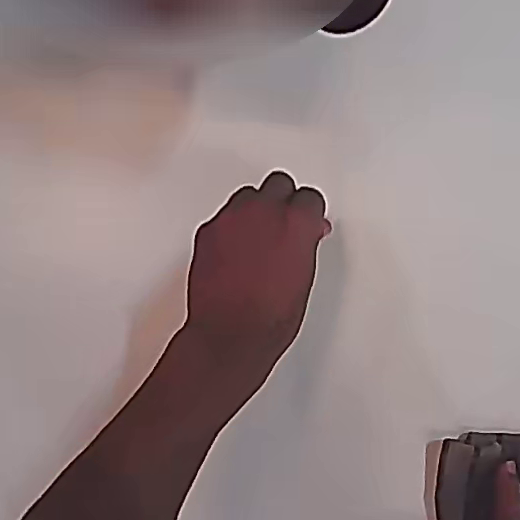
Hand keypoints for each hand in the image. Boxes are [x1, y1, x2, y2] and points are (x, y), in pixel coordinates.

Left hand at [179, 171, 329, 399]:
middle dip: (285, 200)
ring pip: (248, 196)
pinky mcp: (208, 230)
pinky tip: (238, 250)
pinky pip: (225, 217)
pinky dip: (233, 228)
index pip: (309, 198)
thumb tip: (303, 240)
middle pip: (278, 184)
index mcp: (296, 223)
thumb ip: (304, 248)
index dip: (311, 211)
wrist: (231, 334)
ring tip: (260, 236)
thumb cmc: (269, 318)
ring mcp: (232, 218)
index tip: (311, 220)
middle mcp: (263, 211)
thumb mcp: (303, 280)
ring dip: (257, 210)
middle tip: (287, 220)